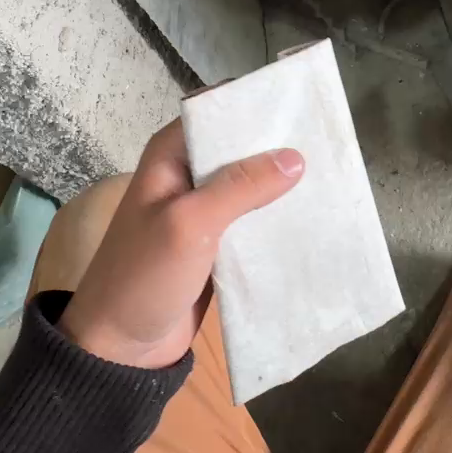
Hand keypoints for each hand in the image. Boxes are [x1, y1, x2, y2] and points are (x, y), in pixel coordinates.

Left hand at [57, 120, 303, 367]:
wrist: (120, 350)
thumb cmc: (143, 275)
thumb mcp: (189, 223)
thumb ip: (240, 187)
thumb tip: (296, 157)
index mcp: (172, 152)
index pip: (220, 108)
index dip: (258, 103)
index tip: (303, 102)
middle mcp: (189, 170)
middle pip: (241, 143)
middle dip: (279, 143)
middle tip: (327, 138)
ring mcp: (204, 205)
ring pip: (252, 180)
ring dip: (282, 180)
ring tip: (331, 171)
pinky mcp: (219, 237)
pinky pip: (254, 214)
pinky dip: (277, 213)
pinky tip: (313, 210)